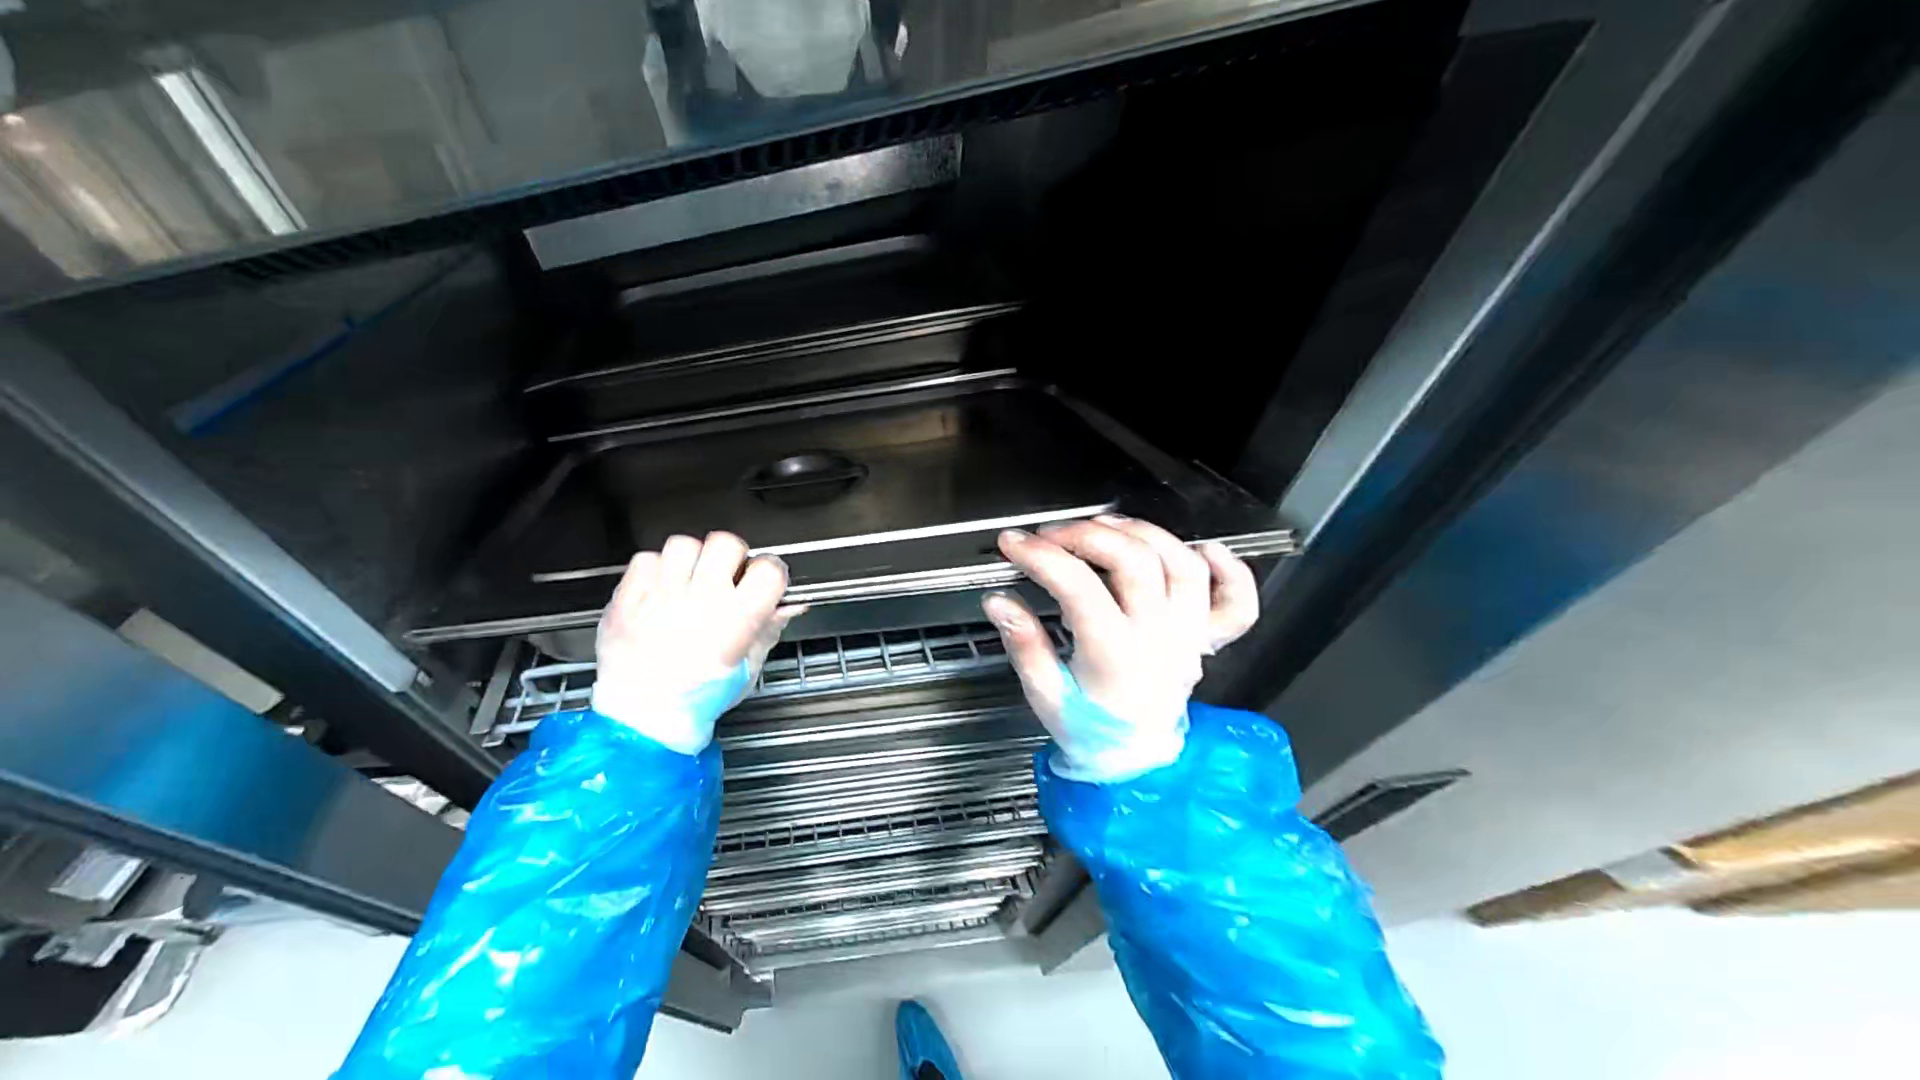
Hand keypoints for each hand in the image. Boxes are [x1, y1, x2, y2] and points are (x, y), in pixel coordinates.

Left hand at [590, 532, 800, 753]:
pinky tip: (660, 590)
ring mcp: (662, 594)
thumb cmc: (697, 699)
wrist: (642, 718)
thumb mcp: (747, 669)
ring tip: (688, 581)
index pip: (768, 568)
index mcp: (737, 619)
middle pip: (726, 543)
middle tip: (724, 576)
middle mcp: (702, 599)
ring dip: (690, 559)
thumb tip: (788, 605)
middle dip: (730, 557)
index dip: (770, 570)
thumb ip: (768, 631)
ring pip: (685, 544)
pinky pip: (646, 557)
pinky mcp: (630, 596)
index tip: (763, 579)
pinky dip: (655, 569)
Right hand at [982, 516, 1258, 781]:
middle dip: (1088, 534)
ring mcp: (1187, 636)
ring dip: (1144, 533)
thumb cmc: (1089, 729)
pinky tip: (1204, 548)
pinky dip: (1229, 569)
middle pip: (1135, 563)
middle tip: (1053, 533)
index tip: (1014, 543)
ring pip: (1182, 566)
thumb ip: (1023, 645)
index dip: (1042, 556)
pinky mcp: (1205, 638)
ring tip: (1106, 525)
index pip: (1078, 588)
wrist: (1134, 759)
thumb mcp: (1044, 696)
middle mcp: (1157, 639)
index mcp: (1112, 657)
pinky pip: (1236, 602)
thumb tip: (999, 602)